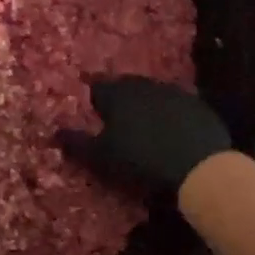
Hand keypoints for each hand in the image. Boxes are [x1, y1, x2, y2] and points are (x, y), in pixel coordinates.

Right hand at [58, 76, 233, 193]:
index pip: (97, 87)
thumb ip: (77, 143)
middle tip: (115, 117)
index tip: (92, 110)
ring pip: (153, 94)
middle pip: (126, 87)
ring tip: (143, 125)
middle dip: (119, 98)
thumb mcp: (101, 158)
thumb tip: (55, 131)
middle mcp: (145, 85)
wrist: (199, 168)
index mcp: (118, 94)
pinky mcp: (199, 107)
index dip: (93, 99)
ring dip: (146, 105)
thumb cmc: (141, 161)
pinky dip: (171, 116)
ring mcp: (175, 93)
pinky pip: (178, 107)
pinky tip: (172, 133)